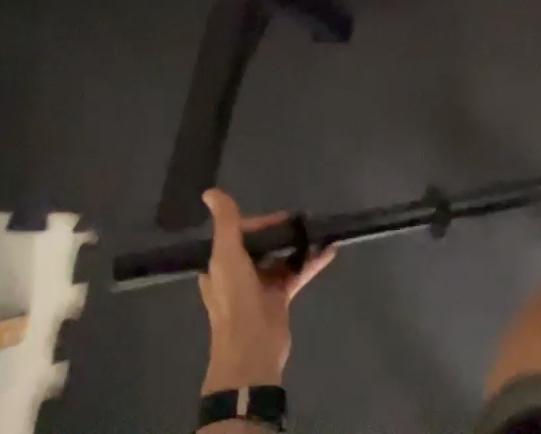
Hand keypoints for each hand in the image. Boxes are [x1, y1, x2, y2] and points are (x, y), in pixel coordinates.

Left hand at [198, 189, 334, 392]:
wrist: (252, 347)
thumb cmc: (236, 299)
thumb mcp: (227, 257)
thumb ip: (226, 224)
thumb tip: (210, 192)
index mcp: (220, 266)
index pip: (239, 235)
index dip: (259, 223)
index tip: (281, 218)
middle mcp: (238, 274)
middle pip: (261, 245)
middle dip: (282, 232)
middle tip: (304, 221)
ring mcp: (260, 286)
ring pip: (281, 258)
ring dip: (299, 245)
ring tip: (319, 230)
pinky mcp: (280, 297)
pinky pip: (297, 273)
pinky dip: (311, 262)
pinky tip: (330, 250)